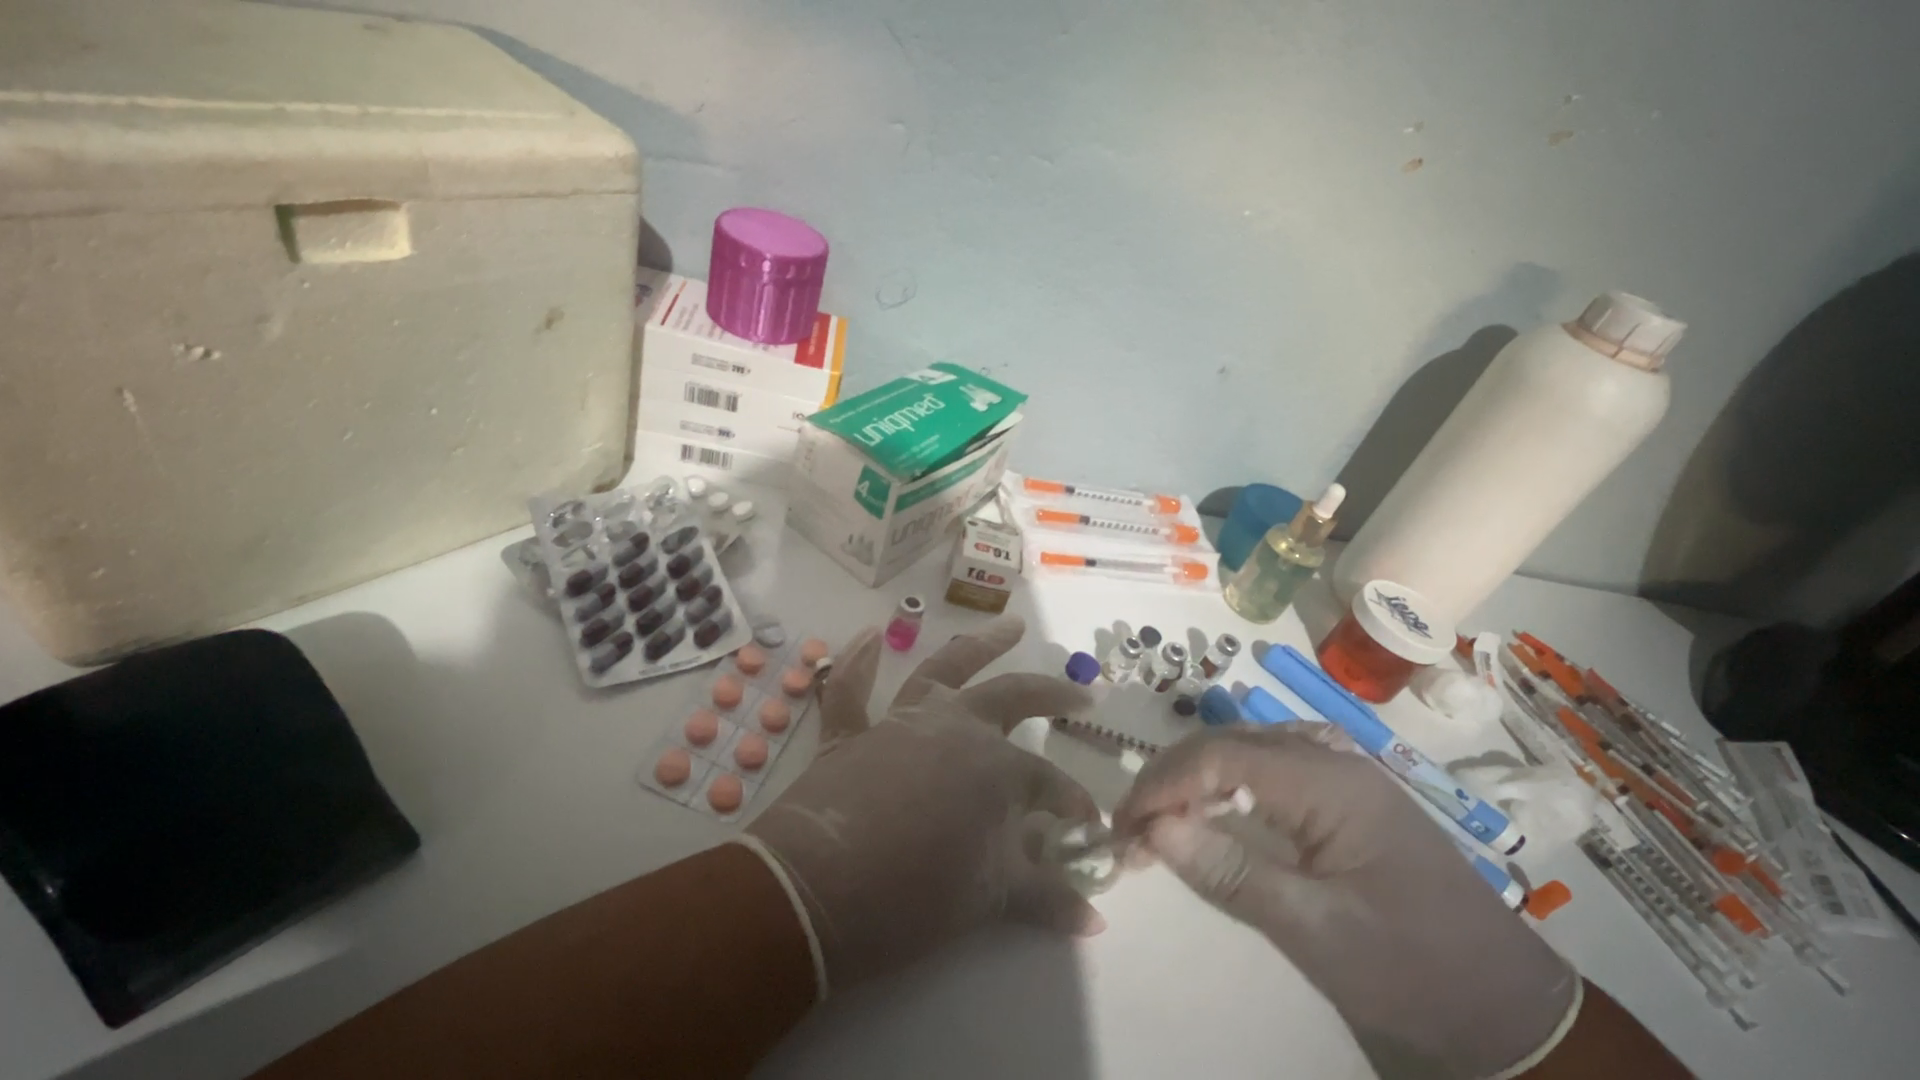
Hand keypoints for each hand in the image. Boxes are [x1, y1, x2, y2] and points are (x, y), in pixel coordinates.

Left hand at [737, 615, 1107, 995]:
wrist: (816, 895)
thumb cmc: (914, 895)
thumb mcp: (991, 899)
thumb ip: (1046, 897)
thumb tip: (1095, 919)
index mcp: (995, 765)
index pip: (1047, 784)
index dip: (1070, 805)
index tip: (1086, 828)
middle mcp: (954, 728)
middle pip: (1013, 698)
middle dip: (1052, 694)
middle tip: (1082, 694)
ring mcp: (899, 724)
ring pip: (944, 671)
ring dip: (978, 646)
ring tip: (1008, 625)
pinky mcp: (848, 736)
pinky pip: (849, 690)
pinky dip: (857, 662)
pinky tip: (869, 635)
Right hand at [1113, 727, 1578, 1079]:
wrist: (1510, 1006)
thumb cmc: (1413, 970)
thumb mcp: (1315, 931)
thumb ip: (1230, 872)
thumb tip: (1152, 829)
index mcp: (1332, 784)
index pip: (1221, 756)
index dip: (1163, 784)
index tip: (1123, 830)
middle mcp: (1338, 762)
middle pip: (1232, 741)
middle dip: (1173, 778)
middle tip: (1134, 830)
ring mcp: (1349, 776)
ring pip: (1251, 746)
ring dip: (1199, 775)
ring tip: (1165, 818)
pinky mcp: (1352, 799)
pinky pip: (1276, 764)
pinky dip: (1232, 779)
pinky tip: (1219, 807)